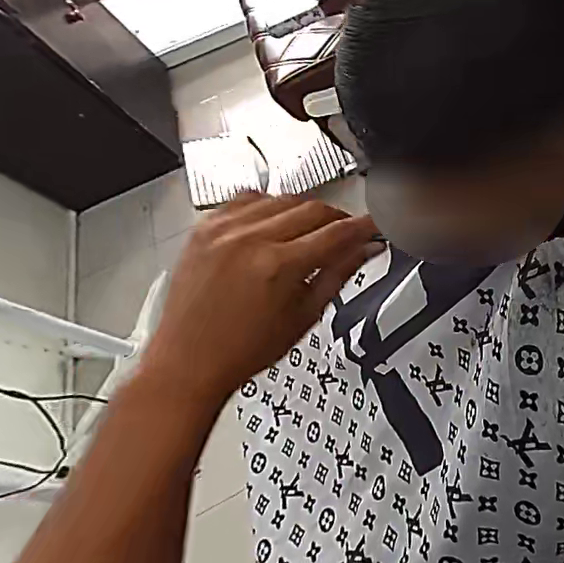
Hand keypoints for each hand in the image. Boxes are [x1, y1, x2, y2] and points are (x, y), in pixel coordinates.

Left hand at [138, 193, 382, 409]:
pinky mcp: (203, 231)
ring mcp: (222, 232)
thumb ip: (340, 272)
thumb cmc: (240, 350)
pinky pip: (245, 199)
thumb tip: (366, 249)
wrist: (186, 364)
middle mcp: (249, 241)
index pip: (340, 231)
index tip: (377, 225)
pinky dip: (267, 205)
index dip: (366, 226)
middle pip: (314, 208)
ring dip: (306, 211)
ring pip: (283, 199)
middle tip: (348, 234)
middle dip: (339, 219)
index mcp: (280, 265)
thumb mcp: (306, 314)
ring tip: (311, 232)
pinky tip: (274, 223)